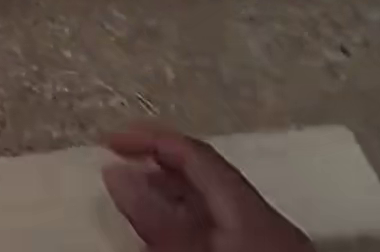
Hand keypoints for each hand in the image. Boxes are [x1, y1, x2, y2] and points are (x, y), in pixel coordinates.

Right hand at [102, 126, 314, 251]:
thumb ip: (157, 217)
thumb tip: (114, 171)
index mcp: (252, 210)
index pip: (193, 152)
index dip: (147, 138)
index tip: (107, 144)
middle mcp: (267, 224)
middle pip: (204, 180)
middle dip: (156, 172)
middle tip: (118, 177)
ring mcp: (272, 248)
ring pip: (213, 210)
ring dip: (170, 205)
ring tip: (135, 215)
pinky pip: (224, 236)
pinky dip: (190, 232)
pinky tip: (165, 244)